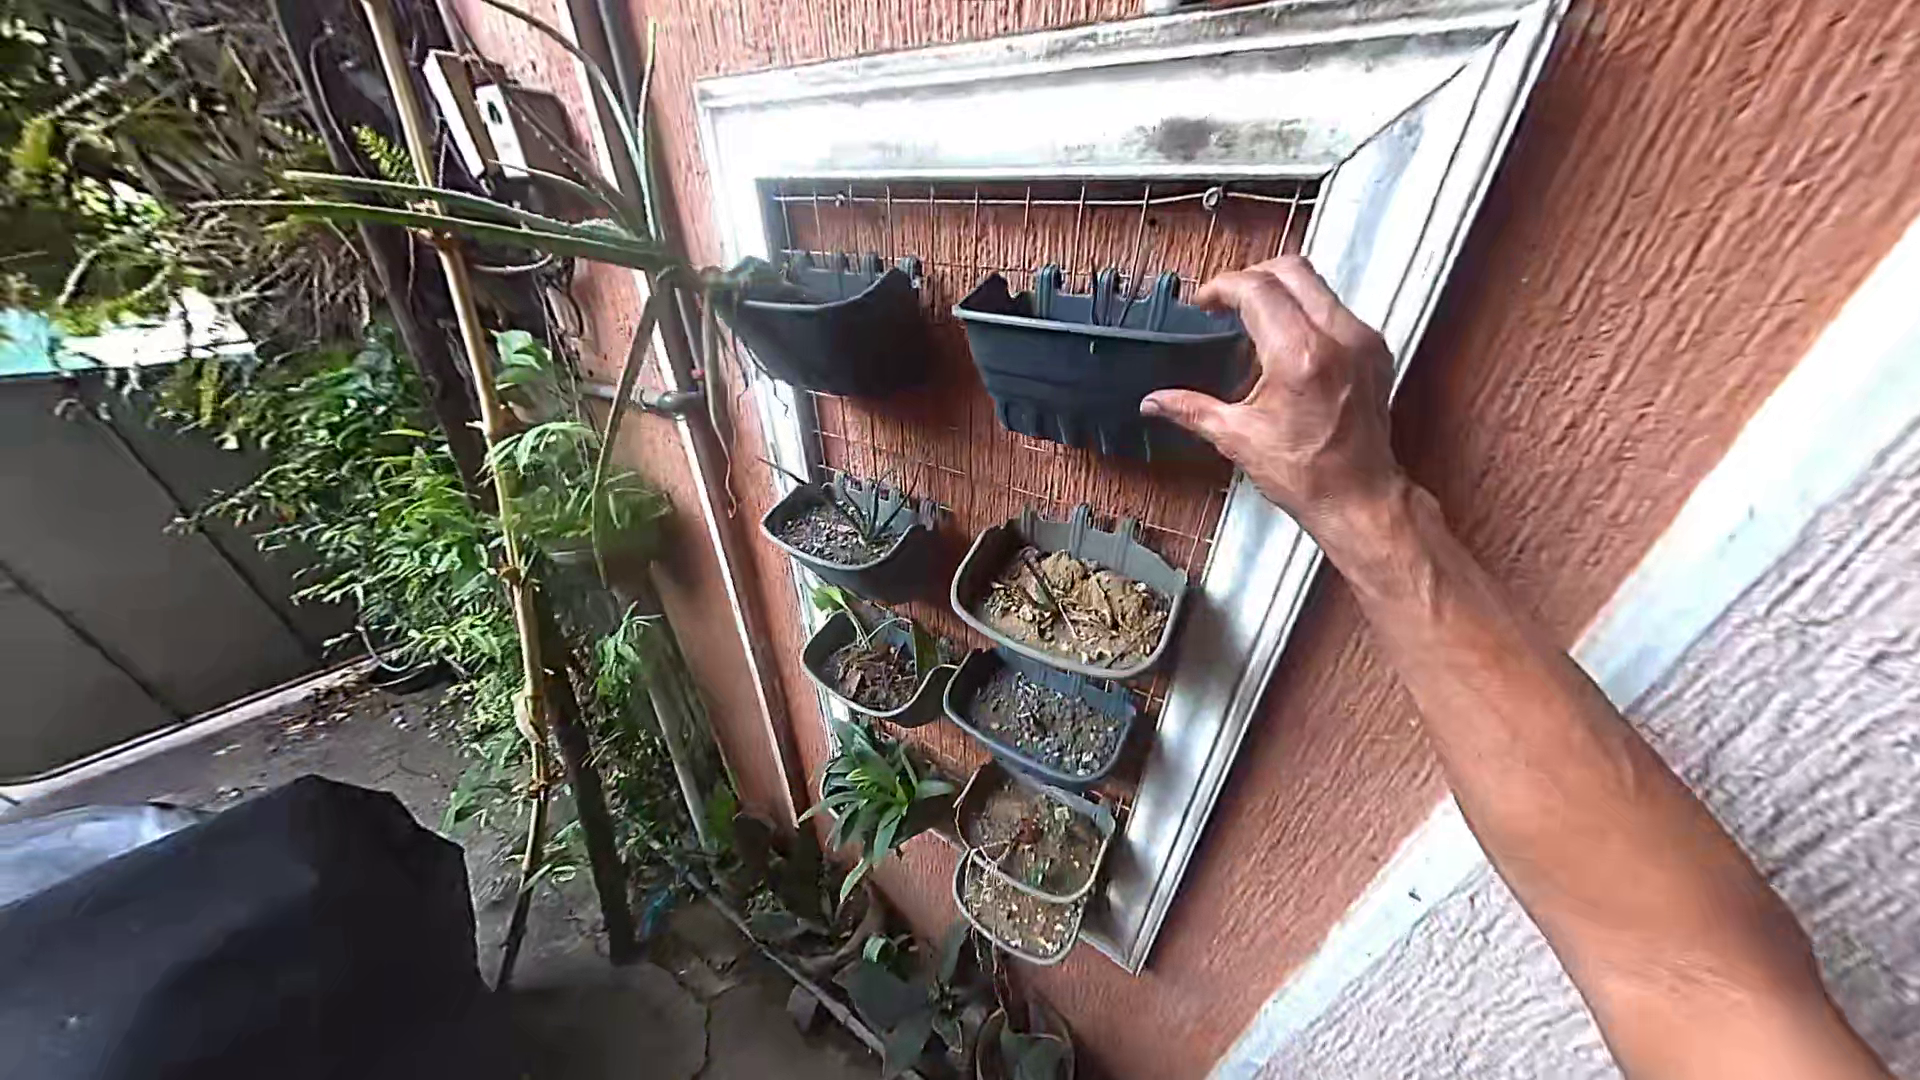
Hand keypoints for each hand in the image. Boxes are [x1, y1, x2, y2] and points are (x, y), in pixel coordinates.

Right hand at [1141, 255, 1403, 532]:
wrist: (1356, 495)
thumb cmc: (1306, 473)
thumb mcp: (1235, 437)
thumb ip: (1190, 409)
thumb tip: (1154, 401)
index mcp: (1299, 356)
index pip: (1258, 289)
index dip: (1223, 288)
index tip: (1204, 302)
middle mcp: (1338, 337)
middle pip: (1292, 270)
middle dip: (1251, 278)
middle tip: (1224, 302)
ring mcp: (1362, 340)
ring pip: (1316, 284)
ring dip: (1278, 292)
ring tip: (1249, 321)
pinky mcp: (1373, 349)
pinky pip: (1334, 308)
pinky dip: (1302, 312)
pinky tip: (1281, 343)